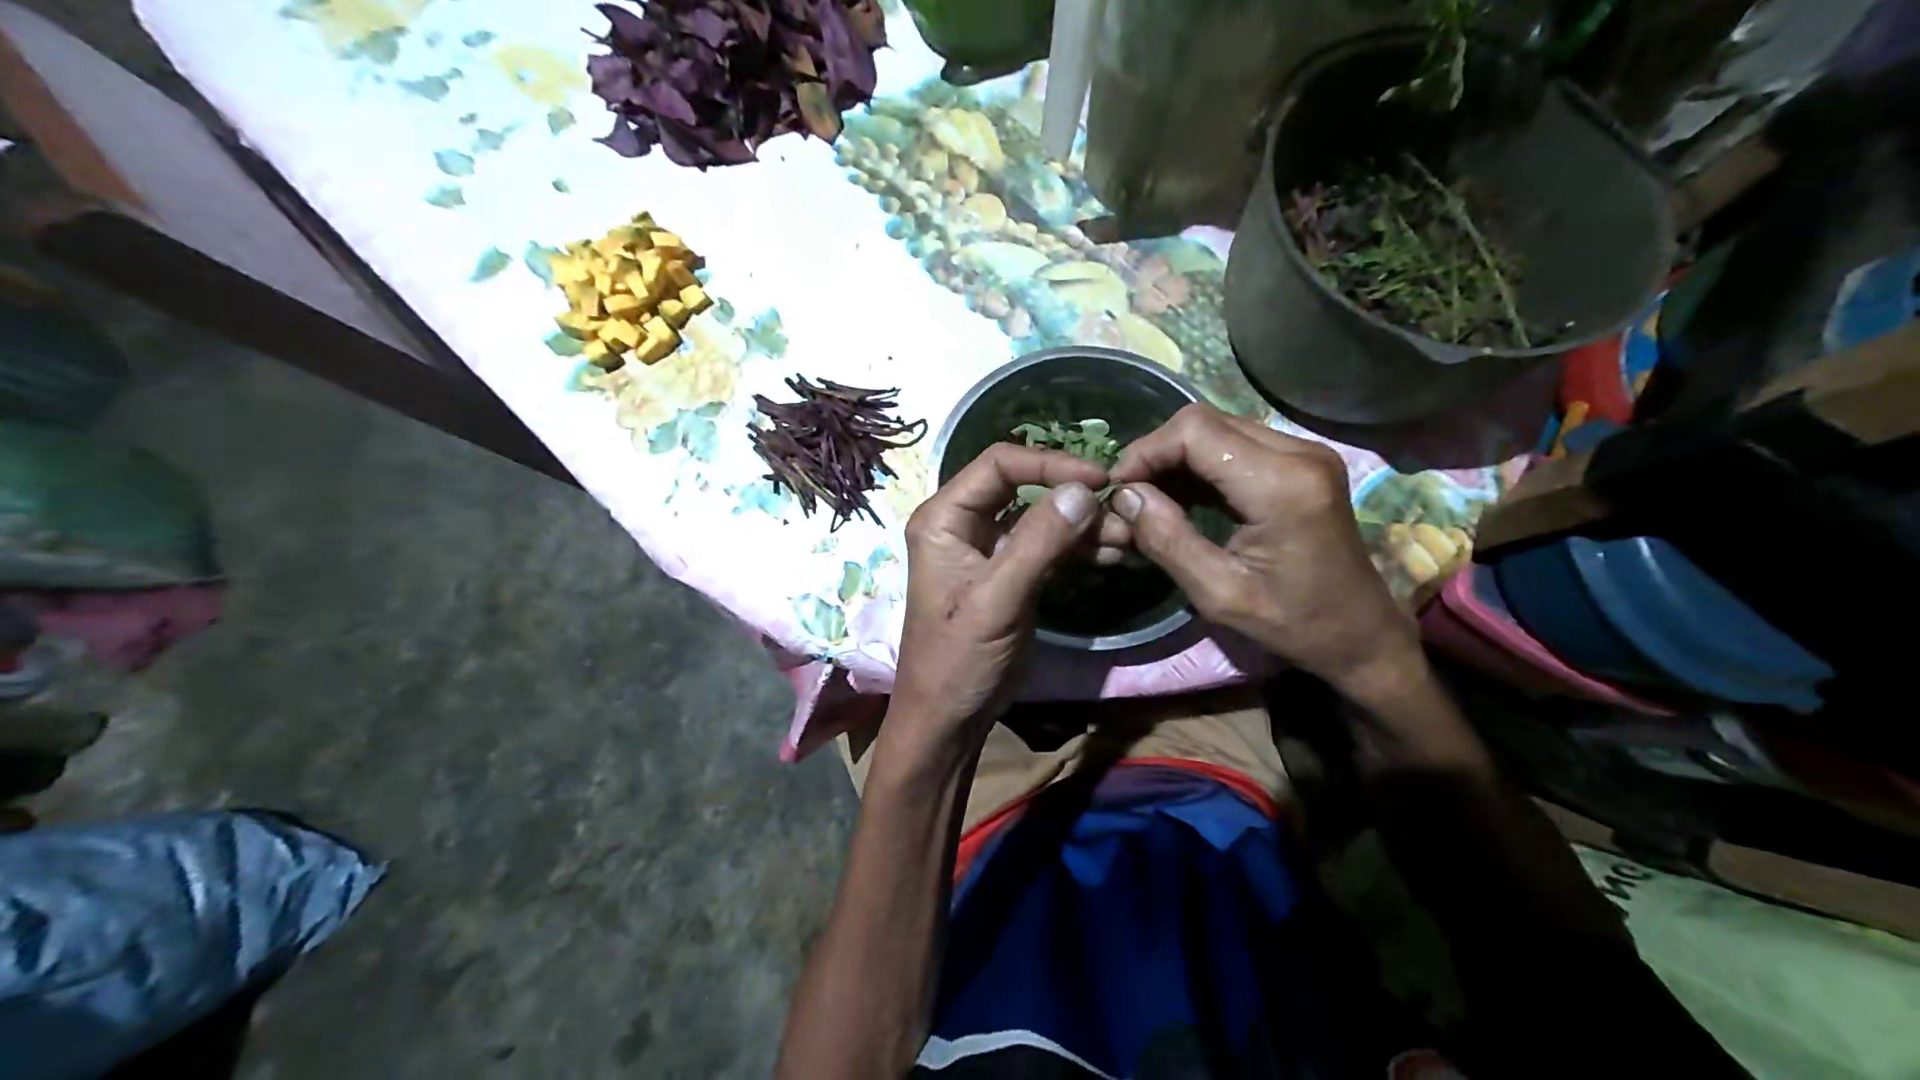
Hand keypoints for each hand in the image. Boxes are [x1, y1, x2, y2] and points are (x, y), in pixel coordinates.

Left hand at [890, 444, 1106, 743]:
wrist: (950, 717)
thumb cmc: (959, 658)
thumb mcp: (997, 599)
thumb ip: (1039, 542)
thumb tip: (1084, 490)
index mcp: (945, 518)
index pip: (999, 465)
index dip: (1050, 463)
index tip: (1099, 478)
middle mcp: (965, 523)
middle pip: (1026, 487)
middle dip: (1074, 496)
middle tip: (1123, 509)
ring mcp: (990, 548)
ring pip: (1044, 517)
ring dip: (1086, 524)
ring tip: (1131, 536)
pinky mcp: (1012, 573)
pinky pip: (1051, 547)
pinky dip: (1082, 548)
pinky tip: (1119, 553)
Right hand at [1108, 404, 1422, 699]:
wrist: (1360, 634)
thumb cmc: (1293, 623)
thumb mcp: (1219, 594)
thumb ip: (1167, 540)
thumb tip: (1125, 496)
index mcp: (1281, 485)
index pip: (1194, 431)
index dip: (1146, 451)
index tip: (1118, 489)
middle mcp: (1298, 453)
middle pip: (1204, 420)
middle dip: (1157, 452)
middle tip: (1130, 494)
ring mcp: (1304, 453)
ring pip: (1217, 427)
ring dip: (1176, 456)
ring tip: (1150, 497)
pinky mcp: (1302, 462)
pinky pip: (1236, 442)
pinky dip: (1199, 463)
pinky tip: (1182, 496)